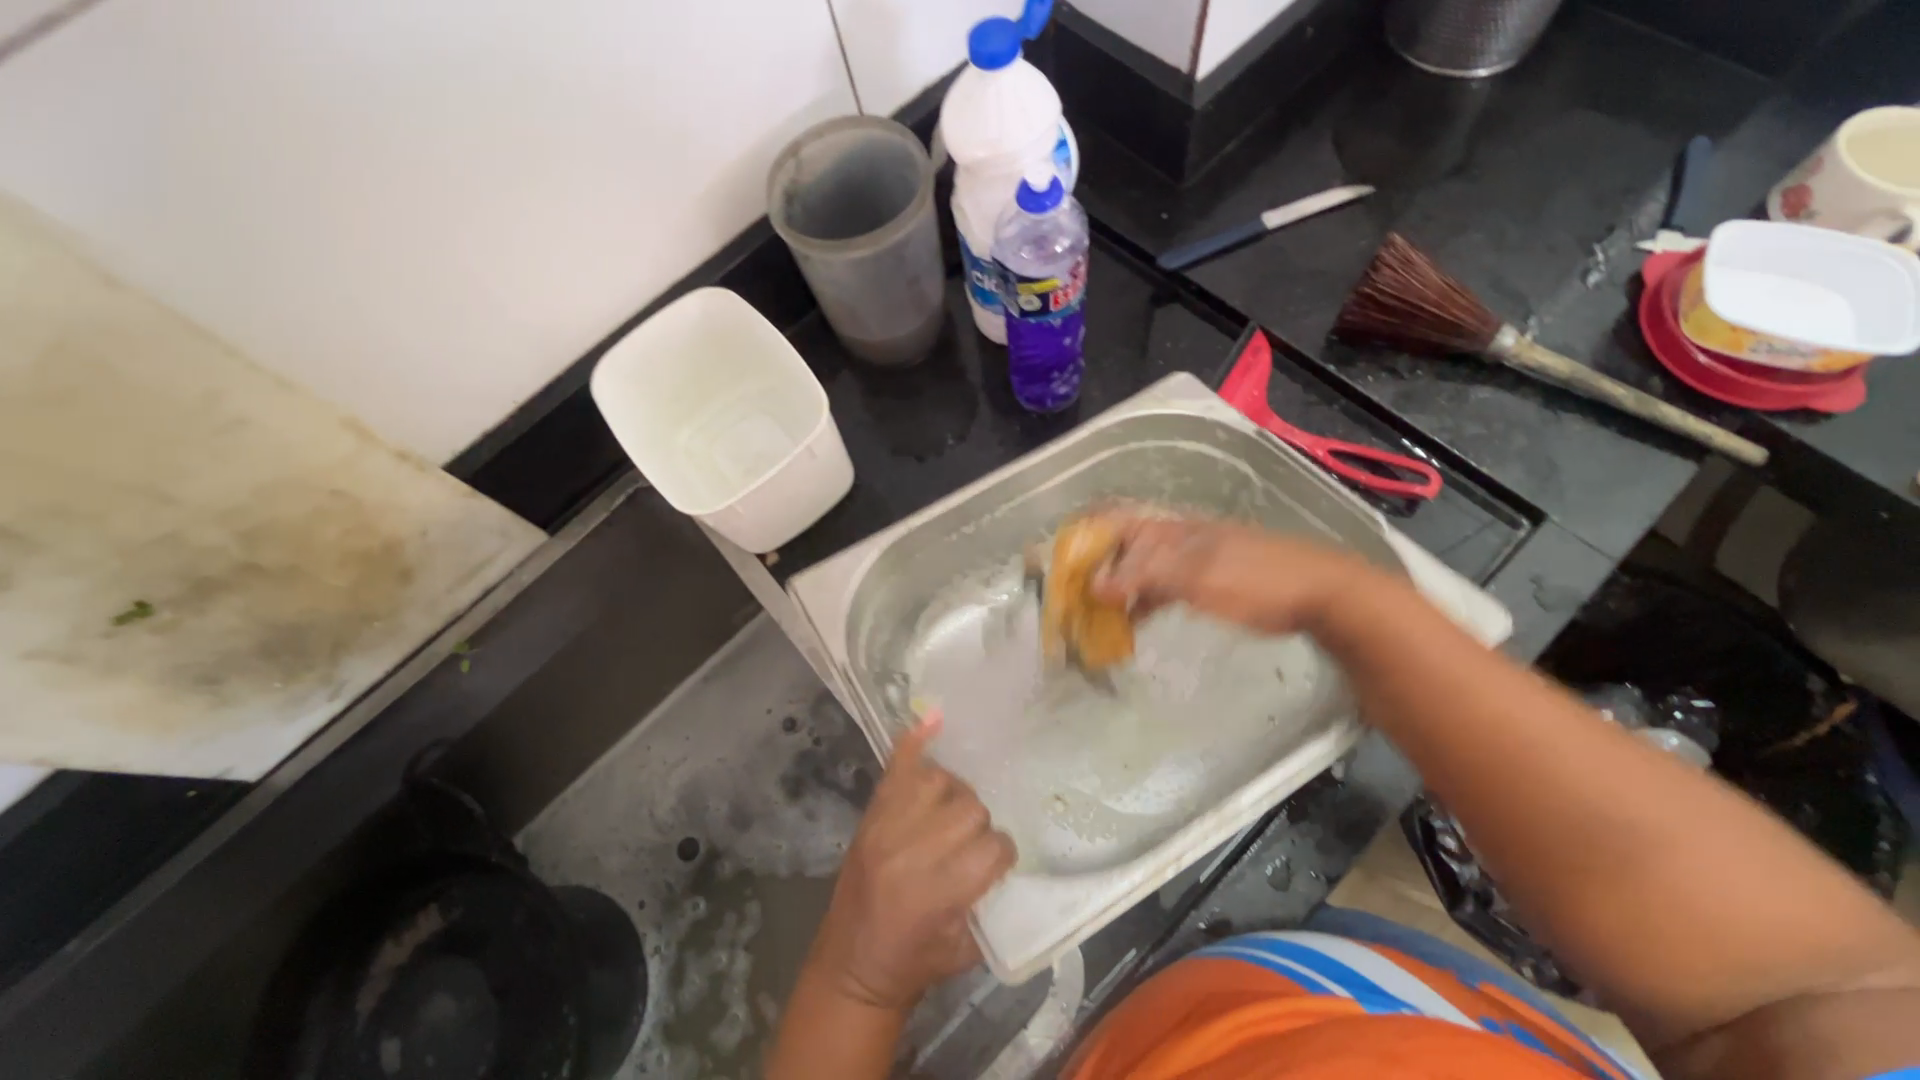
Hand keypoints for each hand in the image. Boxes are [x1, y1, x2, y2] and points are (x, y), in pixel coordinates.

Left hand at [804, 711, 1016, 1011]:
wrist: (850, 968)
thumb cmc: (914, 964)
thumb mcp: (967, 948)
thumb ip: (994, 898)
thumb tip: (1010, 853)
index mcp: (938, 891)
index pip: (993, 846)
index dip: (1001, 856)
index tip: (995, 868)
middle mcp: (910, 851)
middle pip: (969, 808)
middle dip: (978, 826)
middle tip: (969, 847)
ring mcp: (885, 827)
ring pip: (939, 781)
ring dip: (955, 795)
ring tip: (952, 816)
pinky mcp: (870, 816)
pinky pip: (895, 768)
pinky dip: (914, 742)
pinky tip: (935, 720)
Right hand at [1088, 514, 1373, 636]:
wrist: (1326, 593)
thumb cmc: (1260, 582)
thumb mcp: (1200, 578)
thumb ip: (1147, 577)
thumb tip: (1096, 584)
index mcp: (1174, 530)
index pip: (1116, 523)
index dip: (1084, 537)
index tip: (1055, 564)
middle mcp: (1181, 537)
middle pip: (1124, 546)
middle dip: (1094, 568)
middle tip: (1070, 598)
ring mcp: (1198, 559)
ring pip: (1143, 568)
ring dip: (1118, 589)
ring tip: (1096, 617)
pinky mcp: (1213, 581)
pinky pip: (1165, 587)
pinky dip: (1145, 601)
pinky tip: (1137, 621)